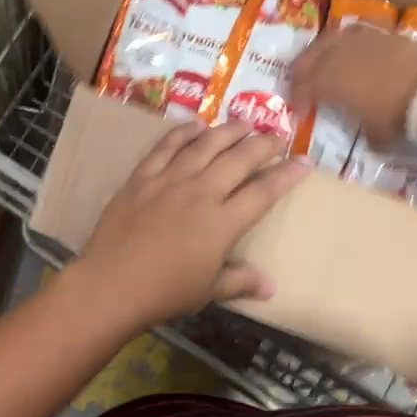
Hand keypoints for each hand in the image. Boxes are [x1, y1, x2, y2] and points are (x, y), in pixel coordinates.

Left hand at [72, 122, 308, 331]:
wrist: (112, 283)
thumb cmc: (165, 292)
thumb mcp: (208, 291)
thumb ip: (240, 281)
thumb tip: (272, 286)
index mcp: (223, 222)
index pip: (264, 192)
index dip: (287, 175)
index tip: (304, 161)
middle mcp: (201, 192)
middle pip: (239, 159)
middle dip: (263, 144)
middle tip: (278, 134)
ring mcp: (170, 180)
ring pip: (205, 145)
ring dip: (228, 131)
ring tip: (244, 123)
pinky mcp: (142, 176)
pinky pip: (166, 146)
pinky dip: (183, 132)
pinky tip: (196, 124)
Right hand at [288, 24, 416, 143]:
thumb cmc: (399, 116)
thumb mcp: (378, 135)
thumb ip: (366, 134)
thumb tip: (369, 139)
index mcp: (327, 83)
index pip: (301, 89)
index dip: (297, 99)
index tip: (299, 111)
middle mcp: (336, 57)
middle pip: (308, 59)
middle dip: (301, 72)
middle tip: (301, 83)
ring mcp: (358, 41)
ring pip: (327, 40)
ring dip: (320, 51)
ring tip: (322, 60)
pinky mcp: (381, 33)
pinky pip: (354, 32)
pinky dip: (347, 40)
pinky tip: (350, 46)